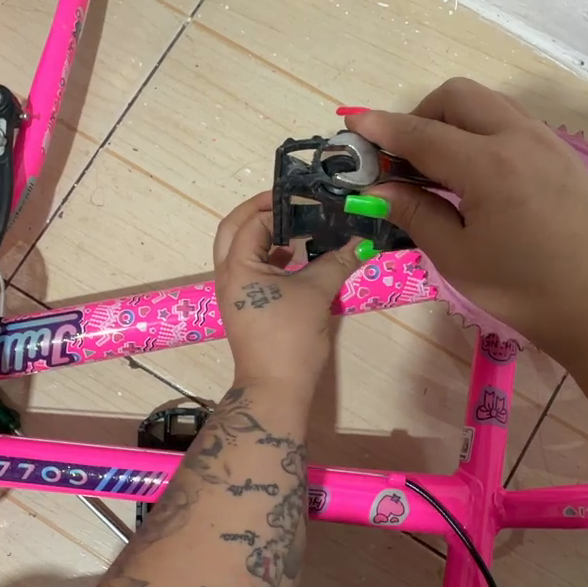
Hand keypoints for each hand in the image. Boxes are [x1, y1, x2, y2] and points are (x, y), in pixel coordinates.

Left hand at [212, 192, 361, 401]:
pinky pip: (251, 269)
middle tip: (288, 201)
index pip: (253, 222)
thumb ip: (336, 262)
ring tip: (296, 225)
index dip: (278, 206)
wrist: (275, 388)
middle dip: (258, 212)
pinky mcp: (244, 305)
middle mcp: (228, 274)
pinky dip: (269, 257)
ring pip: (240, 250)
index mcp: (237, 266)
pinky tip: (296, 256)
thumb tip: (359, 241)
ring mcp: (233, 292)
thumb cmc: (290, 338)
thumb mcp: (316, 294)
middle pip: (234, 229)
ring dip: (263, 234)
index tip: (306, 198)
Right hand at [347, 78, 587, 355]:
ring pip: (488, 104)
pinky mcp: (562, 155)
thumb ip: (415, 213)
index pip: (421, 133)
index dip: (381, 128)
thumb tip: (375, 191)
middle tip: (403, 159)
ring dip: (452, 120)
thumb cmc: (523, 288)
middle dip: (420, 114)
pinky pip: (511, 122)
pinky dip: (481, 132)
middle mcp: (518, 138)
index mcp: (487, 165)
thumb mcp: (456, 256)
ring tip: (437, 168)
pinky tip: (475, 177)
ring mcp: (546, 142)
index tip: (352, 124)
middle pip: (457, 96)